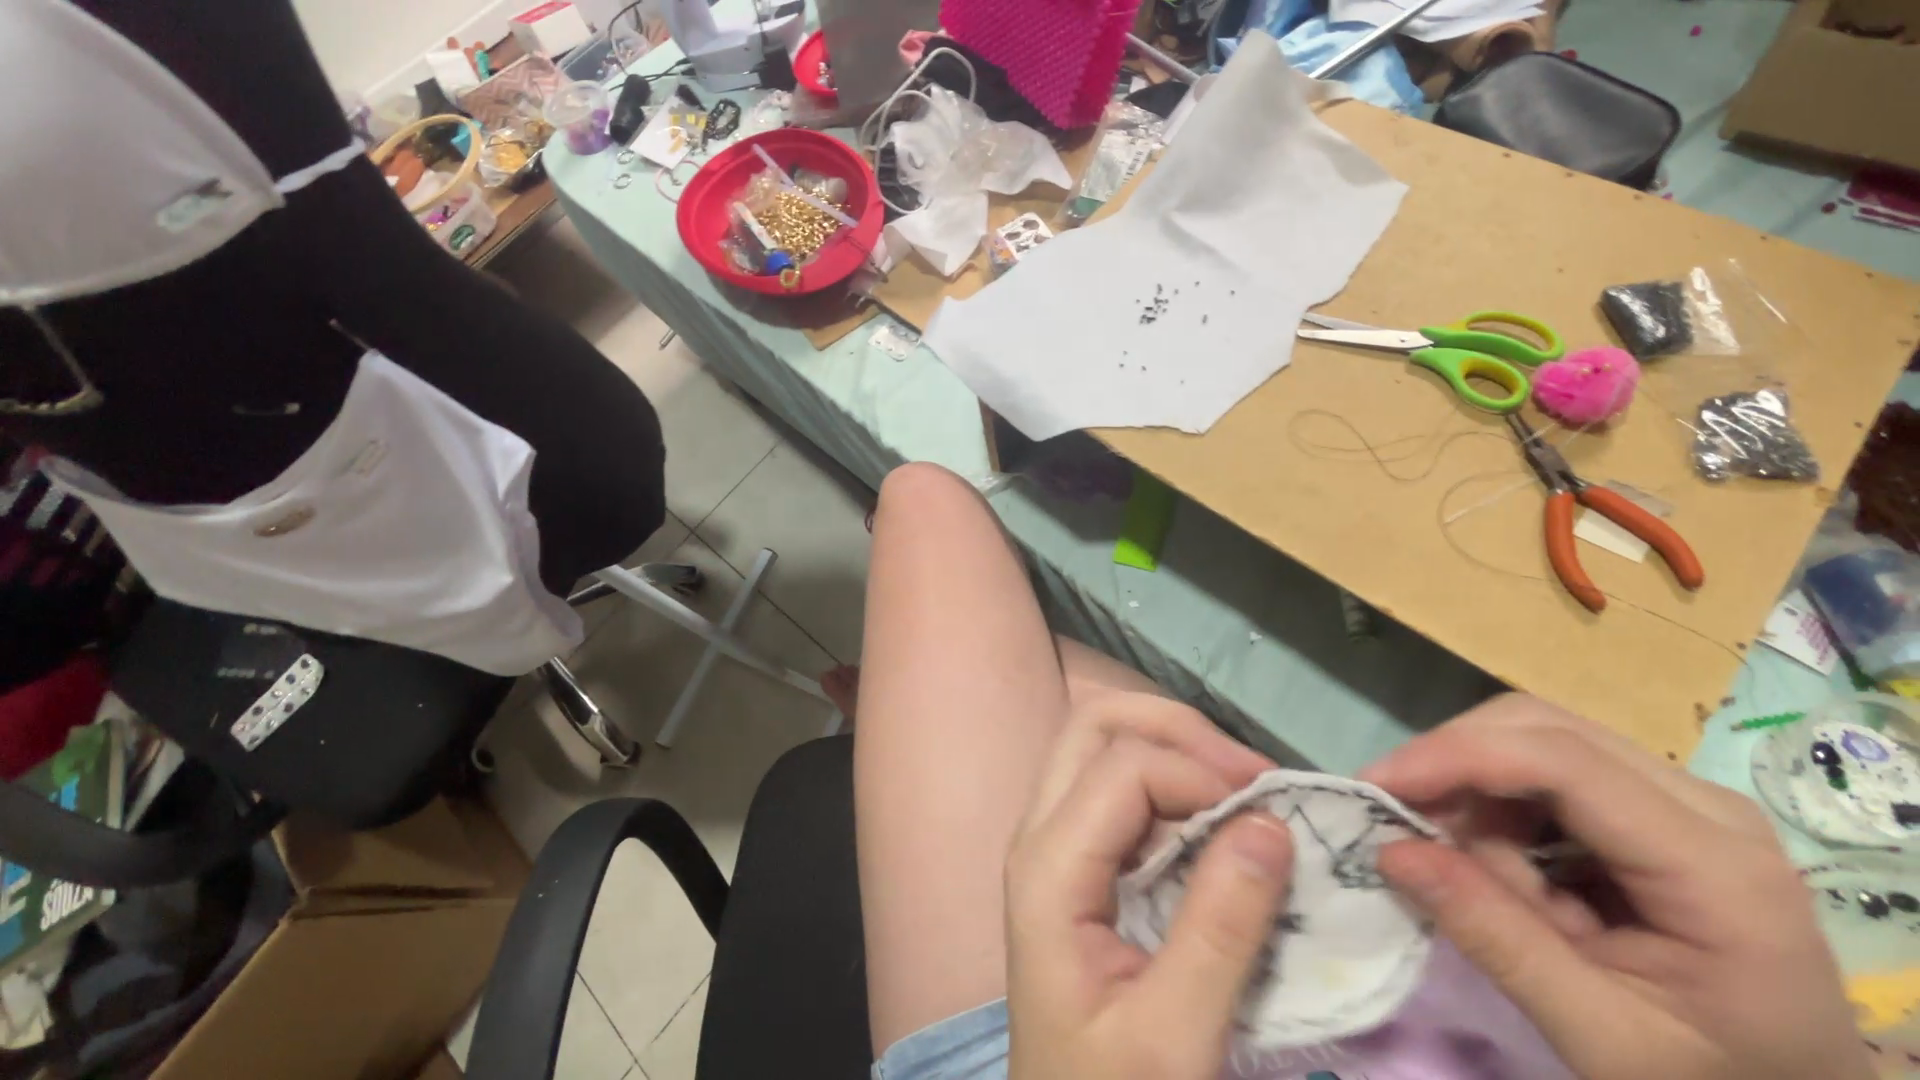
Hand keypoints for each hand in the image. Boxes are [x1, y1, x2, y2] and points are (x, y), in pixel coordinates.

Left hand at [1005, 692, 1286, 1079]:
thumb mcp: (1173, 1035)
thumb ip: (1220, 929)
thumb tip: (1271, 822)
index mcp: (1048, 870)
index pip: (1122, 766)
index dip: (1199, 772)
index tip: (1270, 815)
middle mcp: (1041, 839)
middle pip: (1096, 726)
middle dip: (1177, 730)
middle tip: (1252, 778)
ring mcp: (1057, 848)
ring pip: (1107, 750)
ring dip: (1180, 754)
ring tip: (1248, 796)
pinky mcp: (1083, 868)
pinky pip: (1122, 793)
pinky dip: (1176, 788)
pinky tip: (1222, 824)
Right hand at [1362, 694, 1869, 1079]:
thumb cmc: (1704, 1078)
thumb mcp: (1597, 1032)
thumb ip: (1495, 938)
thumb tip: (1390, 851)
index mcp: (1713, 867)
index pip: (1563, 762)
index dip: (1455, 757)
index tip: (1374, 787)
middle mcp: (1705, 805)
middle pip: (1543, 727)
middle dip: (1453, 763)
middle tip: (1398, 821)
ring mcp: (1684, 798)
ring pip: (1537, 738)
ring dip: (1476, 792)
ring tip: (1472, 873)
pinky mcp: (1657, 805)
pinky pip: (1550, 769)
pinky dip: (1500, 806)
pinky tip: (1508, 869)